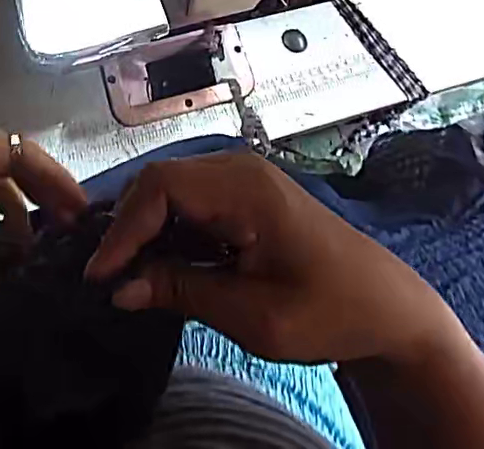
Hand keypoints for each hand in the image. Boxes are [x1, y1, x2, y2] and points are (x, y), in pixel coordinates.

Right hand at [84, 151, 463, 366]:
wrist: (384, 303)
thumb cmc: (329, 309)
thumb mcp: (255, 315)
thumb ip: (184, 292)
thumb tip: (121, 289)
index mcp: (246, 187)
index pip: (162, 186)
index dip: (124, 228)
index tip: (100, 275)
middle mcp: (239, 169)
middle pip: (162, 179)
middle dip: (129, 225)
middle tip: (109, 277)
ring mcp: (243, 177)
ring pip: (172, 187)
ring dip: (147, 227)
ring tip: (129, 273)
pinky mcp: (245, 193)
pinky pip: (192, 198)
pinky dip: (170, 227)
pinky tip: (164, 261)